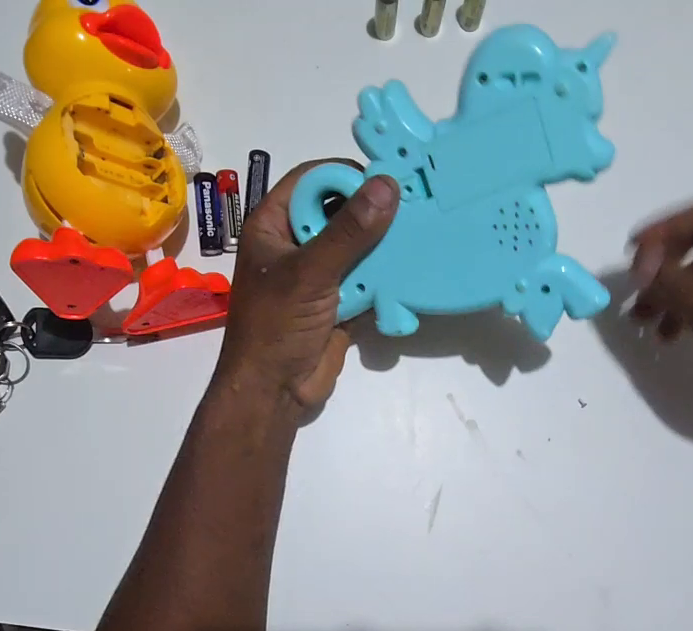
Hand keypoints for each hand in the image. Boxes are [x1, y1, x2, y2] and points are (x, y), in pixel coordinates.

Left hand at [215, 161, 397, 415]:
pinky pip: (367, 281)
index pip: (312, 181)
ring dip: (384, 248)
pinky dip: (385, 280)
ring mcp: (319, 276)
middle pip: (341, 213)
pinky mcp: (339, 304)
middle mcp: (296, 245)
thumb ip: (349, 232)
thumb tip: (387, 186)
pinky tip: (411, 274)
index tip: (387, 181)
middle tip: (414, 209)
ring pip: (358, 248)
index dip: (346, 176)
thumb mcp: (310, 273)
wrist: (274, 392)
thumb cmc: (276, 326)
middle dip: (374, 214)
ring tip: (418, 240)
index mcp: (274, 226)